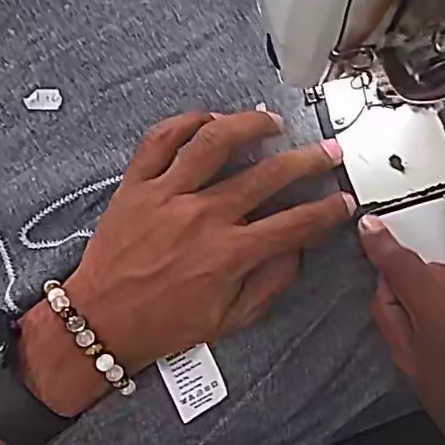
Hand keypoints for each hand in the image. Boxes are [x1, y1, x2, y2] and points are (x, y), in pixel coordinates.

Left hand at [18, 110, 352, 414]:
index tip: (340, 202)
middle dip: (309, 159)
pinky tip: (209, 120)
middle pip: (268, 174)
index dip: (327, 210)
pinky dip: (187, 122)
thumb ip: (269, 283)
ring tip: (270, 121)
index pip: (294, 223)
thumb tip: (296, 251)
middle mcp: (202, 218)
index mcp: (228, 254)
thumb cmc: (162, 323)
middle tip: (326, 152)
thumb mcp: (228, 318)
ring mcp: (167, 196)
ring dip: (250, 125)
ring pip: (215, 142)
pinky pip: (161, 139)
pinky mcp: (137, 185)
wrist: (103, 322)